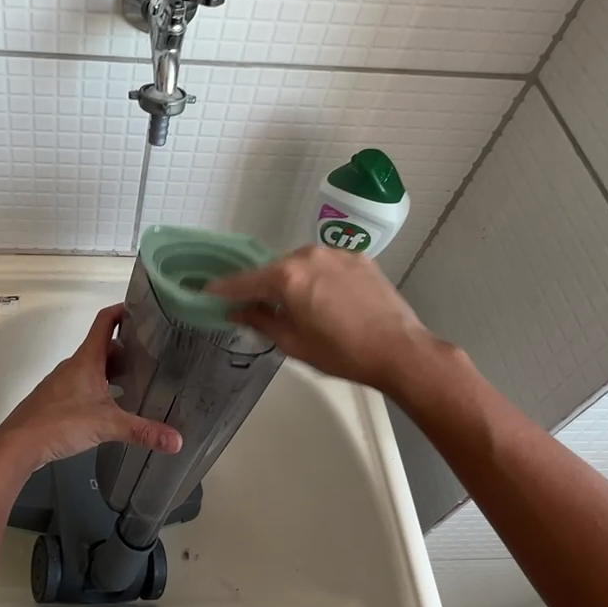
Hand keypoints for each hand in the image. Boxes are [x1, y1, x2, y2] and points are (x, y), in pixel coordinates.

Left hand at [0, 304, 182, 476]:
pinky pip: (87, 384)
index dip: (124, 311)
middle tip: (155, 353)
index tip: (144, 309)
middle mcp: (75, 365)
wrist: (18, 444)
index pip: (105, 321)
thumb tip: (177, 441)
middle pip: (105, 346)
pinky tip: (115, 405)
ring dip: (116, 369)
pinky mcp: (59, 399)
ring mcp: (65, 382)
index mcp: (86, 359)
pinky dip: (104, 387)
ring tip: (141, 379)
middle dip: (129, 348)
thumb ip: (142, 431)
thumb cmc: (60, 423)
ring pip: (96, 366)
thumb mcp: (106, 425)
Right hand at [206, 245, 445, 391]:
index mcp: (287, 276)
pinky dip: (320, 278)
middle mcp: (308, 255)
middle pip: (274, 270)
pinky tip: (328, 301)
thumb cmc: (342, 353)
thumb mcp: (293, 343)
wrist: (399, 350)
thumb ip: (260, 320)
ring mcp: (336, 253)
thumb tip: (238, 310)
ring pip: (302, 265)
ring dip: (294, 281)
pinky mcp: (359, 258)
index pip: (244, 282)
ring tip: (300, 308)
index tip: (208, 292)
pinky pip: (327, 265)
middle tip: (258, 308)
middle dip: (264, 287)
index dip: (224, 290)